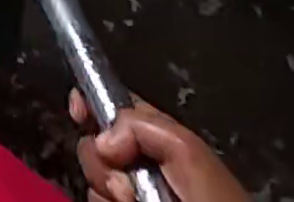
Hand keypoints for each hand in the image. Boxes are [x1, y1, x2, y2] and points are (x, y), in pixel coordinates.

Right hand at [70, 90, 246, 201]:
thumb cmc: (215, 200)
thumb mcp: (189, 153)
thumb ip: (144, 126)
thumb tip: (102, 140)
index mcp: (158, 139)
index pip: (113, 105)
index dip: (90, 101)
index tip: (78, 112)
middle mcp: (142, 165)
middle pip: (94, 143)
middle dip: (100, 161)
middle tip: (125, 187)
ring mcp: (134, 194)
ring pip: (92, 178)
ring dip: (103, 188)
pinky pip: (95, 200)